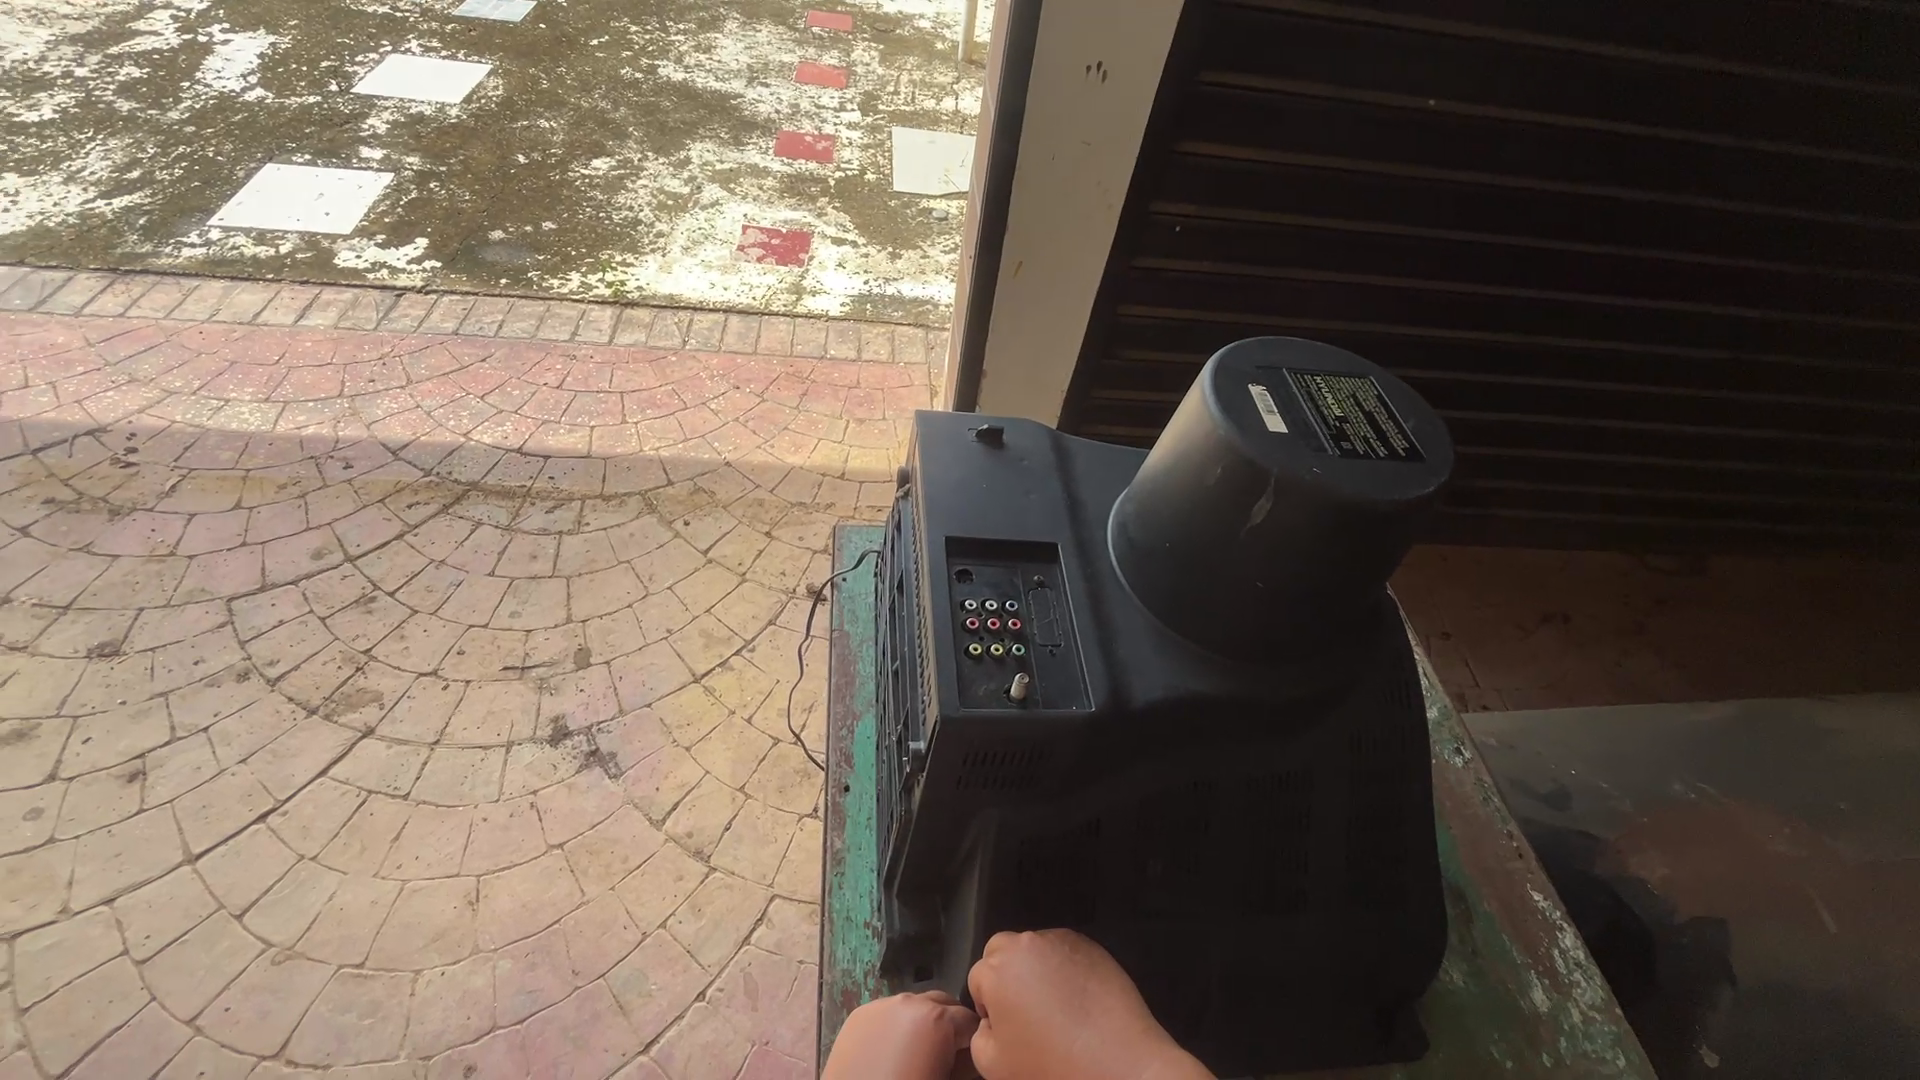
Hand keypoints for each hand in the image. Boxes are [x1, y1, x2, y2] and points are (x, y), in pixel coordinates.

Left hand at [823, 990, 979, 1079]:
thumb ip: (964, 1065)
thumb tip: (971, 1058)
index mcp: (937, 1019)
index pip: (969, 1019)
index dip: (974, 1038)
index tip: (973, 1054)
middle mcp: (911, 1000)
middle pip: (942, 1003)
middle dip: (950, 1023)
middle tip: (949, 1052)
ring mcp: (882, 1004)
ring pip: (914, 1004)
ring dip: (922, 1021)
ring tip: (918, 1051)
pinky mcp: (859, 1013)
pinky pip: (887, 1012)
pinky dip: (896, 1024)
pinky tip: (891, 1050)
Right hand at [966, 929, 1212, 1079]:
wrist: (1120, 1065)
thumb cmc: (1052, 1066)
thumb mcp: (995, 1066)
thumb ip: (979, 1035)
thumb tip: (990, 1020)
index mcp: (997, 969)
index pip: (977, 977)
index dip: (988, 1006)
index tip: (1008, 1030)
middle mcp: (1025, 943)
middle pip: (1001, 951)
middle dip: (1006, 976)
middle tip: (1026, 1013)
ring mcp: (1059, 940)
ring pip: (1033, 949)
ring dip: (1035, 970)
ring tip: (1056, 1008)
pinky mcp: (1090, 944)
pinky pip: (1064, 952)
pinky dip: (1064, 969)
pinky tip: (1078, 1001)